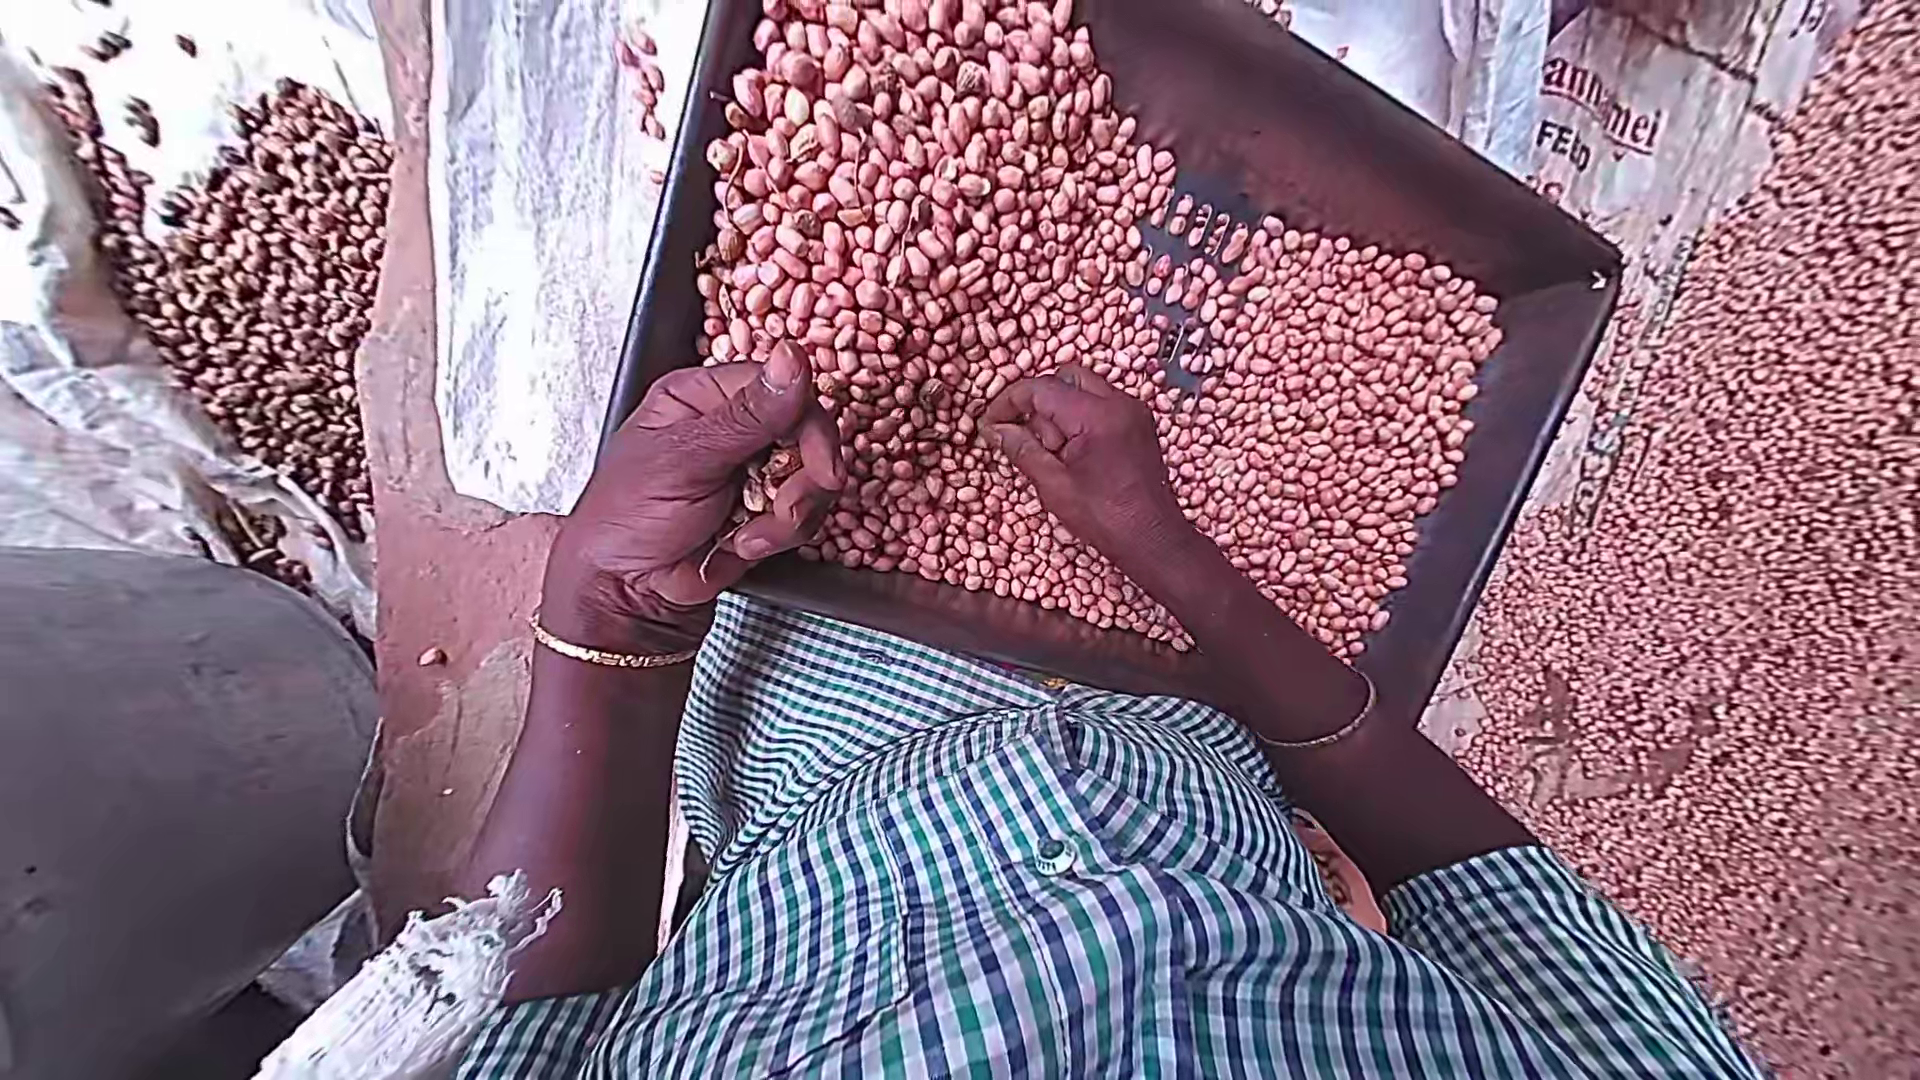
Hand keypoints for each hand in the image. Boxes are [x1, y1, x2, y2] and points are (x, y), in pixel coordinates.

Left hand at [542, 341, 842, 652]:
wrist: (628, 590)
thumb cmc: (628, 518)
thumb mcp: (684, 459)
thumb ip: (747, 415)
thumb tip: (790, 359)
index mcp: (706, 398)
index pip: (783, 388)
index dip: (809, 425)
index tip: (820, 464)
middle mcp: (736, 427)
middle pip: (808, 433)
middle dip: (804, 479)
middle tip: (784, 506)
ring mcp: (755, 469)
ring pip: (813, 478)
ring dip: (789, 515)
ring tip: (748, 534)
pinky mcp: (769, 507)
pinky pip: (806, 513)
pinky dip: (782, 535)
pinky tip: (743, 543)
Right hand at [984, 364, 1193, 571]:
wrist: (1152, 539)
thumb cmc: (1107, 519)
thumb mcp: (1054, 486)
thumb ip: (1022, 450)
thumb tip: (997, 430)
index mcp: (1098, 417)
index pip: (1042, 388)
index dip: (1009, 402)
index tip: (992, 421)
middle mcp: (1120, 404)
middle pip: (1065, 378)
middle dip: (1037, 402)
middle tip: (1021, 435)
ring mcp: (1133, 413)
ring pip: (1083, 389)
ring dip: (1057, 412)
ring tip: (1052, 454)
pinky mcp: (1138, 425)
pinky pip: (1099, 405)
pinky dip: (1078, 420)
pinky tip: (1070, 455)